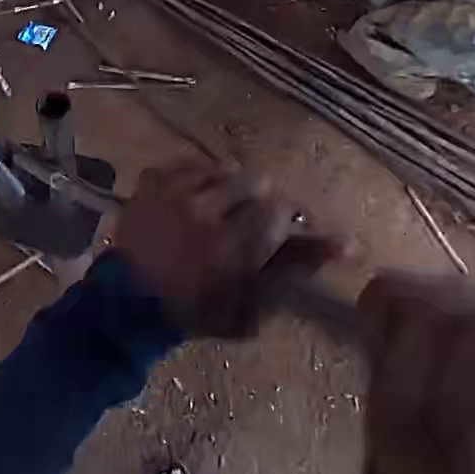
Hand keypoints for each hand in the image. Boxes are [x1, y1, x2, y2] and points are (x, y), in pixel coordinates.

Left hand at [114, 160, 329, 336]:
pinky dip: (196, 173)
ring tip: (225, 197)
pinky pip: (185, 164)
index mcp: (233, 245)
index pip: (279, 210)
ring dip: (230, 181)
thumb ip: (290, 267)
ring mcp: (174, 192)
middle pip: (254, 181)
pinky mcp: (151, 183)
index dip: (287, 215)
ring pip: (220, 167)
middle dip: (262, 195)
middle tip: (253, 210)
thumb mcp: (248, 302)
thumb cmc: (191, 309)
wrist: (128, 297)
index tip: (284, 222)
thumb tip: (346, 244)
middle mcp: (206, 211)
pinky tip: (196, 188)